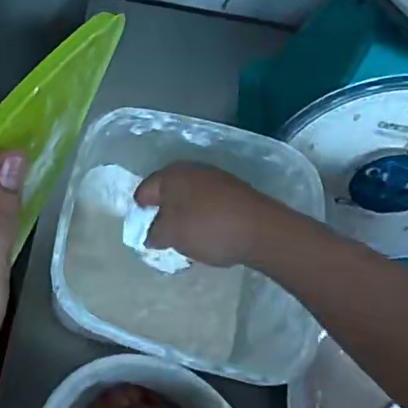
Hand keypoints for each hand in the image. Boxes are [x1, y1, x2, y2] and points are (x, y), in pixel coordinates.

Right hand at [135, 162, 295, 267]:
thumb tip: (152, 235)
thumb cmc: (208, 228)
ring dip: (185, 215)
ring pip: (189, 197)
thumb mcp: (171, 236)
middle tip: (165, 235)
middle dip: (163, 213)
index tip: (147, 232)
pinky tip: (210, 233)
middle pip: (167, 193)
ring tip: (189, 237)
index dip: (141, 213)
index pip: (143, 192)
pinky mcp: (236, 191)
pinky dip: (205, 216)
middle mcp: (192, 169)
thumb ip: (153, 234)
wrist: (266, 232)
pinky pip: (209, 203)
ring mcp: (216, 178)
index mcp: (170, 174)